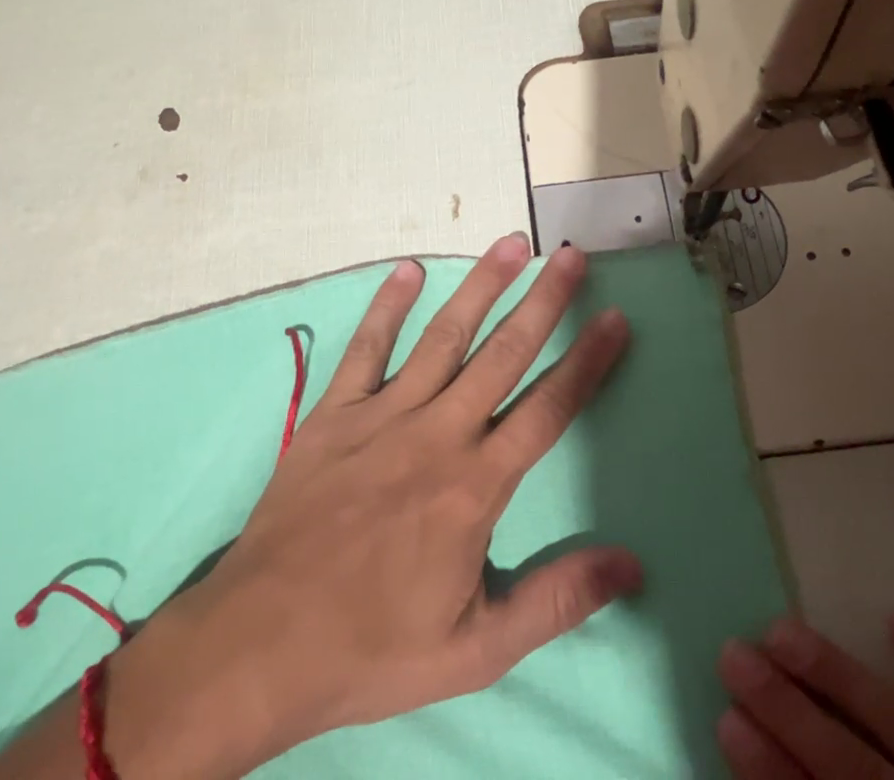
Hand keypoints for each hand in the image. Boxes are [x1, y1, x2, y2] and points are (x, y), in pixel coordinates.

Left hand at [102, 234, 637, 776]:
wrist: (259, 645)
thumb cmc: (375, 649)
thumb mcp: (479, 648)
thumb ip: (557, 599)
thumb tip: (634, 565)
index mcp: (476, 487)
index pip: (548, 410)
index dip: (587, 362)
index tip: (614, 318)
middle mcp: (435, 436)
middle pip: (502, 356)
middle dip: (543, 302)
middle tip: (570, 255)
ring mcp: (379, 420)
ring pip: (441, 339)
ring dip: (478, 287)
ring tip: (508, 244)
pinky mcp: (331, 418)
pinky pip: (364, 351)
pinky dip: (386, 308)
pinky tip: (406, 270)